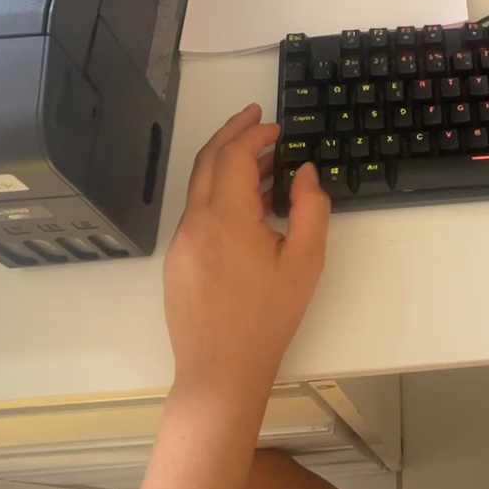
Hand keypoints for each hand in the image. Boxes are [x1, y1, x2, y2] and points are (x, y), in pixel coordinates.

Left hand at [163, 104, 331, 400]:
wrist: (220, 371)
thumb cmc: (268, 318)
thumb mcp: (305, 262)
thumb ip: (311, 208)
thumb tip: (304, 173)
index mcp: (226, 219)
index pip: (234, 156)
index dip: (254, 134)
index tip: (276, 127)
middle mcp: (196, 223)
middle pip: (208, 160)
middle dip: (233, 132)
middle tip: (257, 117)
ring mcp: (181, 241)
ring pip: (200, 185)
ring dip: (227, 162)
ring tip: (263, 160)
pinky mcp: (178, 258)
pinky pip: (198, 210)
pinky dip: (220, 191)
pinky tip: (248, 204)